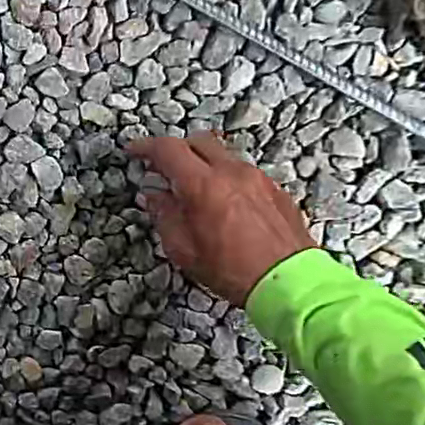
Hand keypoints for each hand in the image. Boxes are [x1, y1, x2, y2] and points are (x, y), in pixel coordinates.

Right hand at [129, 133, 318, 305]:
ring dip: (202, 164)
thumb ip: (164, 215)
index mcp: (204, 185)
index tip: (135, 151)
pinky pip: (243, 172)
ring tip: (193, 189)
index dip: (145, 146)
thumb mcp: (183, 249)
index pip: (168, 149)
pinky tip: (222, 202)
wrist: (289, 283)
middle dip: (175, 149)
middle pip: (197, 141)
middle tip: (162, 167)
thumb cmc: (235, 271)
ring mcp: (257, 178)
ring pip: (222, 155)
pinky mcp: (275, 189)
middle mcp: (232, 173)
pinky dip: (226, 178)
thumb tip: (155, 196)